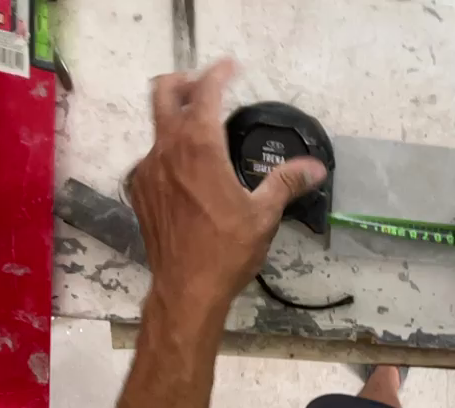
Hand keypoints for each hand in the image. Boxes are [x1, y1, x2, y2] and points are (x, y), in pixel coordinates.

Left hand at [127, 59, 327, 322]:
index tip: (232, 69)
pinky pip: (151, 160)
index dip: (220, 73)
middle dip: (184, 82)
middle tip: (205, 90)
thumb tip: (315, 168)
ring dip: (176, 121)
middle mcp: (167, 149)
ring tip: (199, 138)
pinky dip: (168, 156)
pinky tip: (185, 178)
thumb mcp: (263, 216)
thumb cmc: (226, 252)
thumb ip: (286, 183)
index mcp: (199, 147)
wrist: (187, 289)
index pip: (206, 90)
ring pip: (157, 127)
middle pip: (164, 92)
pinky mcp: (139, 191)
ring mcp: (148, 170)